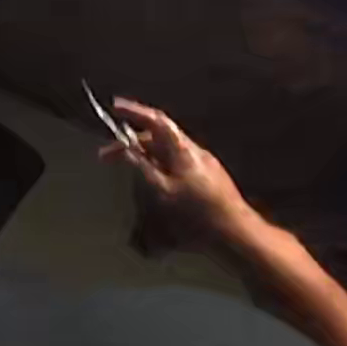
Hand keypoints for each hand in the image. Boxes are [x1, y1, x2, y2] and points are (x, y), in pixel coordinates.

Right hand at [99, 100, 254, 243]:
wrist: (238, 238)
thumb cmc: (198, 217)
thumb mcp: (162, 192)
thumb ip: (142, 168)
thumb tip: (126, 149)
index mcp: (183, 151)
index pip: (156, 121)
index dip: (134, 111)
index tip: (114, 107)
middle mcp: (195, 153)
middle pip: (158, 139)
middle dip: (131, 144)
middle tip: (108, 157)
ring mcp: (205, 167)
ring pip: (167, 155)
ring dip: (144, 160)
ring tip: (127, 177)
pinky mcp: (210, 182)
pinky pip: (177, 169)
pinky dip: (158, 172)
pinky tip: (153, 192)